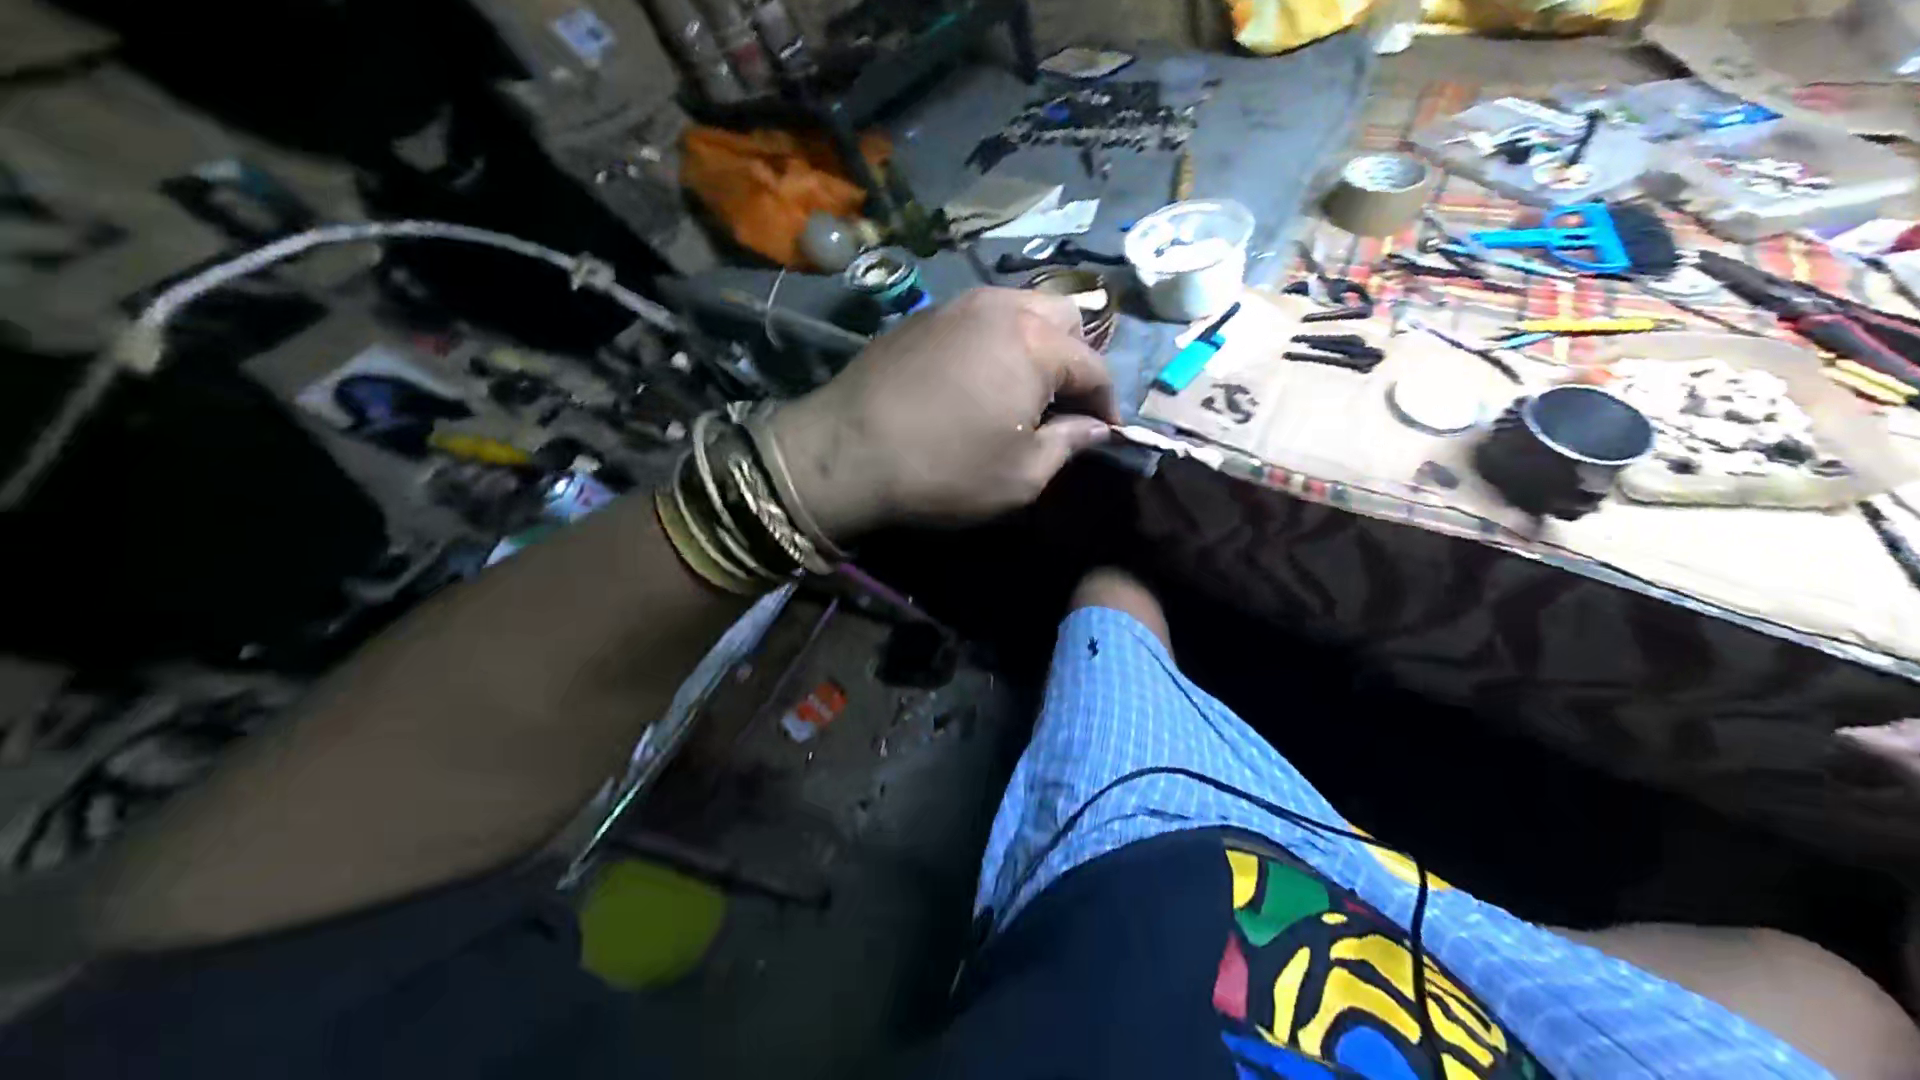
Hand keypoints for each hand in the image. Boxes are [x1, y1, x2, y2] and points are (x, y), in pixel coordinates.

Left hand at [768, 287, 1117, 539]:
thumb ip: (1068, 445)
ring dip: (1035, 341)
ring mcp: (957, 306)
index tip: (1104, 432)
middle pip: (1064, 316)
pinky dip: (995, 339)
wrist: (845, 452)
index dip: (1106, 402)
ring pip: (1019, 307)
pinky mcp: (922, 317)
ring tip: (1023, 385)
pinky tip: (978, 376)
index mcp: (1036, 344)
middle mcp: (1001, 308)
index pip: (1093, 366)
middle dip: (1075, 356)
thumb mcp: (1021, 476)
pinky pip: (977, 317)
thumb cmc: (943, 470)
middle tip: (1064, 401)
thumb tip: (1094, 428)